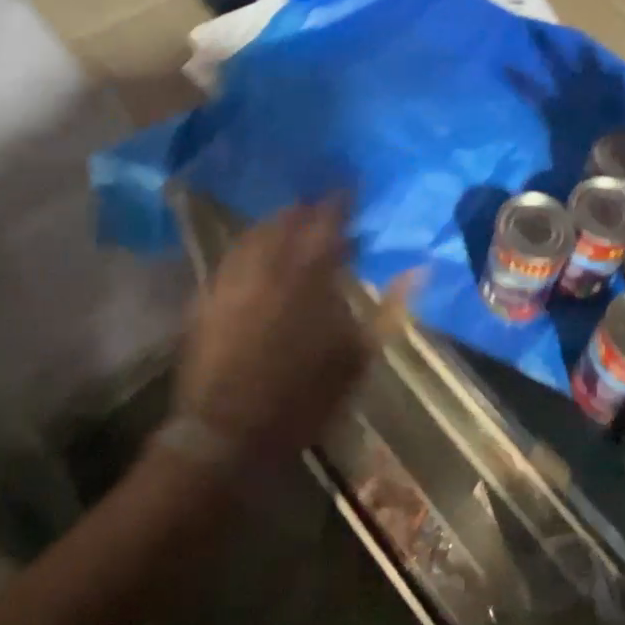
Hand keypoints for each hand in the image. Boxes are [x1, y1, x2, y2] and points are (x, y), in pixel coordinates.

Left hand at [172, 199, 372, 458]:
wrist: (227, 434)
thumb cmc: (301, 399)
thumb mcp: (356, 358)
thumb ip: (388, 309)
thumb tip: (417, 270)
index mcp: (309, 277)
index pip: (327, 223)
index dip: (340, 203)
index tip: (352, 189)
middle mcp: (268, 267)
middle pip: (287, 222)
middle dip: (306, 210)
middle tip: (322, 207)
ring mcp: (232, 279)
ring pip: (256, 235)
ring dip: (276, 224)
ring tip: (292, 223)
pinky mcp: (207, 297)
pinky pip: (231, 256)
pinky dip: (248, 245)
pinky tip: (255, 251)